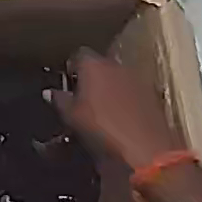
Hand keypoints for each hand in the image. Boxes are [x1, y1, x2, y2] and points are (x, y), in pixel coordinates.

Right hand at [50, 47, 179, 167]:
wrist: (146, 146)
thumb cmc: (102, 126)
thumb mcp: (72, 116)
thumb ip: (60, 100)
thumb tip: (51, 92)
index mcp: (93, 65)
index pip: (78, 54)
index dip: (70, 66)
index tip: (65, 80)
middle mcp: (116, 65)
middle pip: (99, 63)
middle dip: (90, 75)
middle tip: (80, 94)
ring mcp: (136, 78)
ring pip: (116, 76)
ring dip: (108, 86)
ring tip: (98, 105)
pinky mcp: (151, 94)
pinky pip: (130, 89)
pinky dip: (123, 97)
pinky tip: (117, 114)